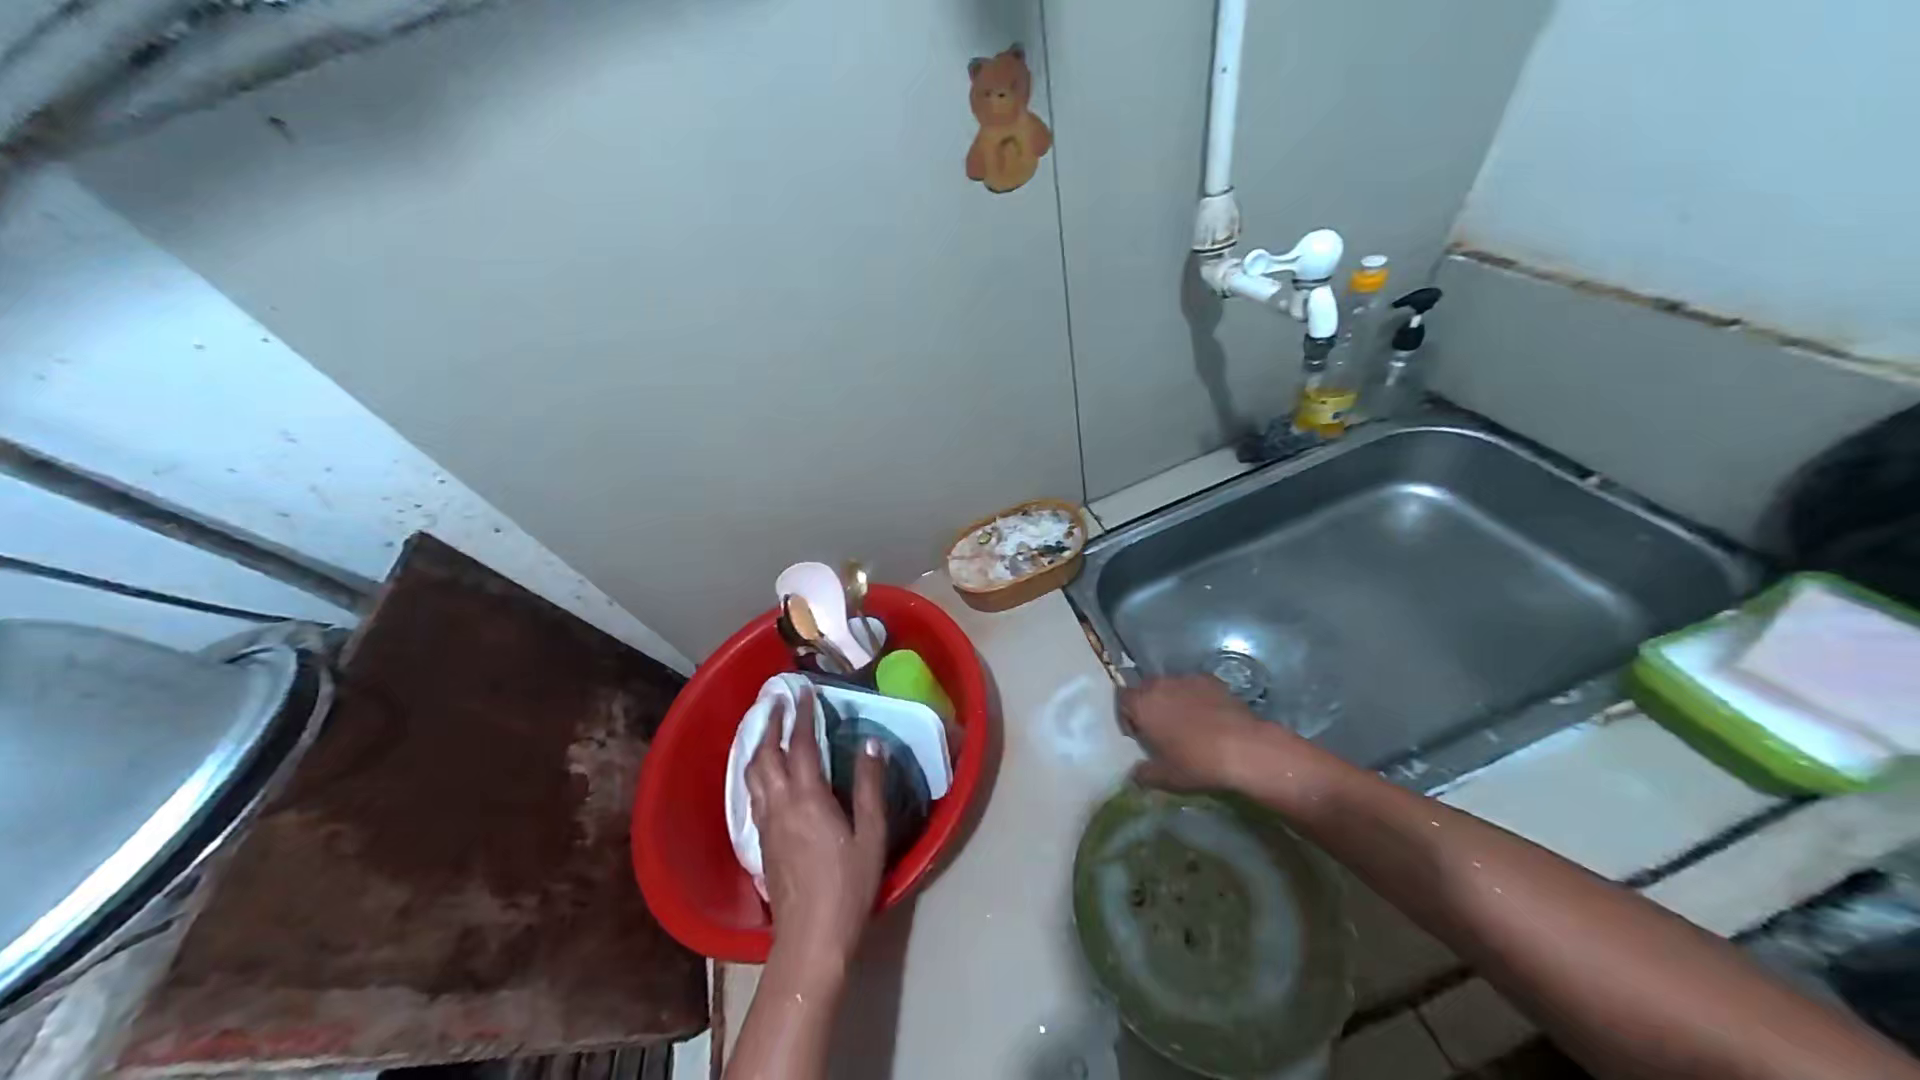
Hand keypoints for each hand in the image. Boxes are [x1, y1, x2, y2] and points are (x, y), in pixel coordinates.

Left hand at [745, 704, 887, 979]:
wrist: (810, 937)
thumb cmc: (848, 885)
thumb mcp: (871, 835)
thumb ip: (871, 786)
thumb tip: (872, 743)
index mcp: (807, 798)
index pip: (801, 746)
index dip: (803, 716)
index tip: (804, 691)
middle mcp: (779, 804)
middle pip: (766, 754)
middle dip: (772, 723)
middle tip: (778, 699)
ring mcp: (765, 823)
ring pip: (752, 773)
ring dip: (758, 744)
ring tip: (765, 727)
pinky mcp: (760, 840)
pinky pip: (751, 792)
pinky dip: (754, 770)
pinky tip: (762, 772)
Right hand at [1117, 675, 1288, 790]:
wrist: (1244, 748)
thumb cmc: (1196, 762)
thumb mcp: (1165, 778)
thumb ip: (1143, 774)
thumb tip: (1136, 773)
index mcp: (1141, 704)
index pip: (1122, 699)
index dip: (1127, 715)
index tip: (1139, 735)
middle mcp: (1160, 684)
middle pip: (1145, 689)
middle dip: (1149, 705)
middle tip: (1161, 730)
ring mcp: (1187, 679)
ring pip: (1171, 686)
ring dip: (1173, 700)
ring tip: (1187, 724)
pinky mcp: (1212, 680)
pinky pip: (1194, 687)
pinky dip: (1196, 698)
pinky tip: (1209, 718)